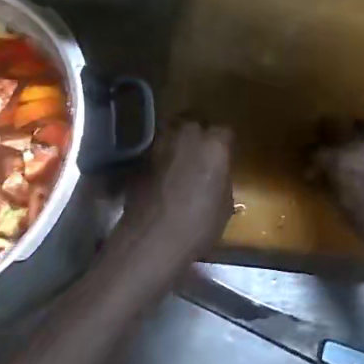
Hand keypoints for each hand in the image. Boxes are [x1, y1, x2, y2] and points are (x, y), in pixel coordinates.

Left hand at [118, 123, 234, 267]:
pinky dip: (159, 161)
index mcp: (214, 145)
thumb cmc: (199, 226)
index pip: (225, 132)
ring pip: (171, 133)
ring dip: (176, 144)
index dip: (225, 145)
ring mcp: (159, 145)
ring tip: (180, 164)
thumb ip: (221, 180)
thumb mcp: (225, 206)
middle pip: (194, 123)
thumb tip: (215, 176)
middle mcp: (186, 136)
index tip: (225, 158)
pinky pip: (155, 153)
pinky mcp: (139, 160)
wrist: (152, 240)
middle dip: (198, 135)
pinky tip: (161, 179)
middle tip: (202, 155)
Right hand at [309, 124, 363, 257]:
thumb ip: (329, 186)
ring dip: (349, 135)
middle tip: (325, 151)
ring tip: (348, 149)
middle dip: (326, 137)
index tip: (309, 170)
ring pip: (357, 128)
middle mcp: (358, 146)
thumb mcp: (344, 209)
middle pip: (335, 127)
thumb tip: (319, 176)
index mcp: (341, 161)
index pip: (315, 151)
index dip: (309, 160)